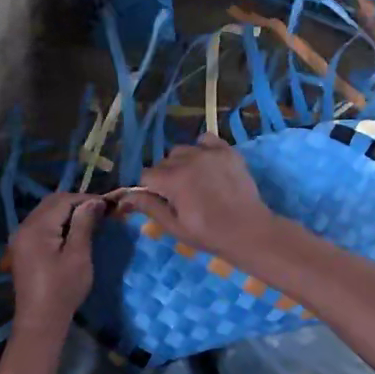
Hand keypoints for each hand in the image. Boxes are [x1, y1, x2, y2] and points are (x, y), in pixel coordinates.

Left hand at [8, 192, 104, 335]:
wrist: (41, 320)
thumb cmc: (63, 289)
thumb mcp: (78, 255)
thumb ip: (84, 224)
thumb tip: (94, 202)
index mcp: (36, 228)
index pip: (63, 200)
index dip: (85, 199)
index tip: (107, 204)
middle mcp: (24, 227)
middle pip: (51, 203)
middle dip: (76, 202)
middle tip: (100, 210)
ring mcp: (20, 238)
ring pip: (45, 213)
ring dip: (66, 212)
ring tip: (89, 220)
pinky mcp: (22, 248)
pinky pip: (40, 225)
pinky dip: (57, 223)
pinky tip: (72, 232)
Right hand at [117, 134, 279, 259]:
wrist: (248, 230)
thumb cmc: (208, 233)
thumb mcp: (174, 226)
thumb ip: (150, 207)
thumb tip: (126, 197)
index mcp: (173, 180)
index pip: (146, 175)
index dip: (149, 190)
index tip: (160, 201)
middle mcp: (188, 160)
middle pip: (163, 162)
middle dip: (165, 176)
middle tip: (178, 196)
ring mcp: (209, 153)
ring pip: (182, 150)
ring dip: (181, 162)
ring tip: (193, 180)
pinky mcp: (227, 151)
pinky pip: (206, 139)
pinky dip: (202, 148)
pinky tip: (206, 164)